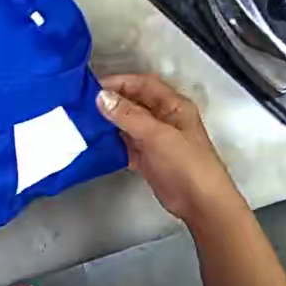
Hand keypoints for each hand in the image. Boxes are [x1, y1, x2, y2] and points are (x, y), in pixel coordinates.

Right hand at [95, 73, 242, 224]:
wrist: (200, 202)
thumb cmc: (187, 164)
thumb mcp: (157, 135)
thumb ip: (129, 115)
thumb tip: (103, 98)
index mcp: (174, 107)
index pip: (144, 85)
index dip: (120, 83)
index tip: (94, 87)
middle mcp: (165, 120)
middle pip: (135, 104)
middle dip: (112, 103)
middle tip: (85, 105)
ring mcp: (157, 141)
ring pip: (129, 126)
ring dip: (111, 124)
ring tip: (86, 123)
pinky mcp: (150, 160)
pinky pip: (128, 147)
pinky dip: (114, 145)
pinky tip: (98, 146)